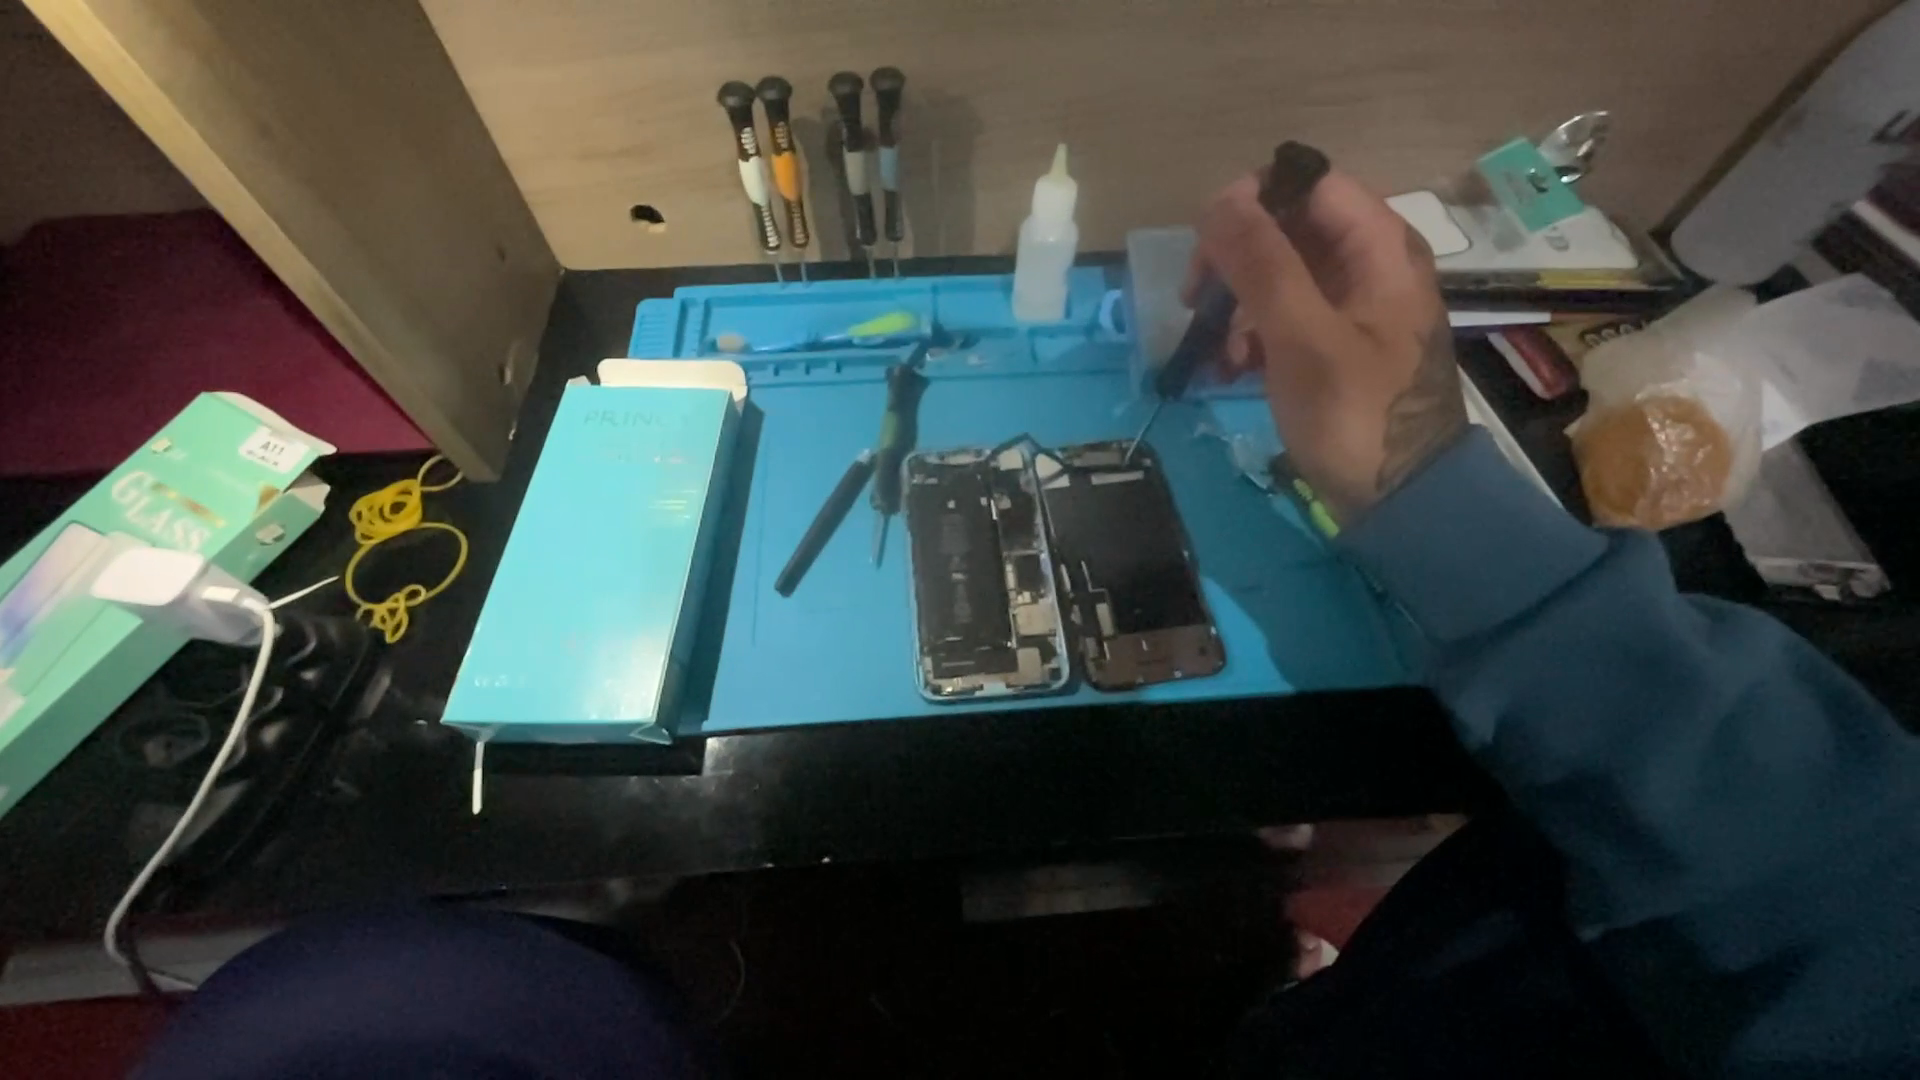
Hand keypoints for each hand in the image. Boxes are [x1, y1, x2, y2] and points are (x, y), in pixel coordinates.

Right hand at [1187, 167, 1465, 523]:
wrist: (1398, 498)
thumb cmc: (1354, 415)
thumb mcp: (1301, 337)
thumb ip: (1262, 265)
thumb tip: (1219, 200)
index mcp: (1377, 247)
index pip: (1308, 184)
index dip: (1251, 203)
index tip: (1205, 250)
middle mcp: (1366, 265)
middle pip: (1286, 230)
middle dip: (1234, 265)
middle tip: (1195, 304)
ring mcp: (1349, 307)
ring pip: (1276, 278)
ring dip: (1235, 309)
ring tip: (1218, 356)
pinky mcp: (1332, 345)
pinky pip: (1281, 319)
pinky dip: (1250, 338)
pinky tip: (1228, 372)